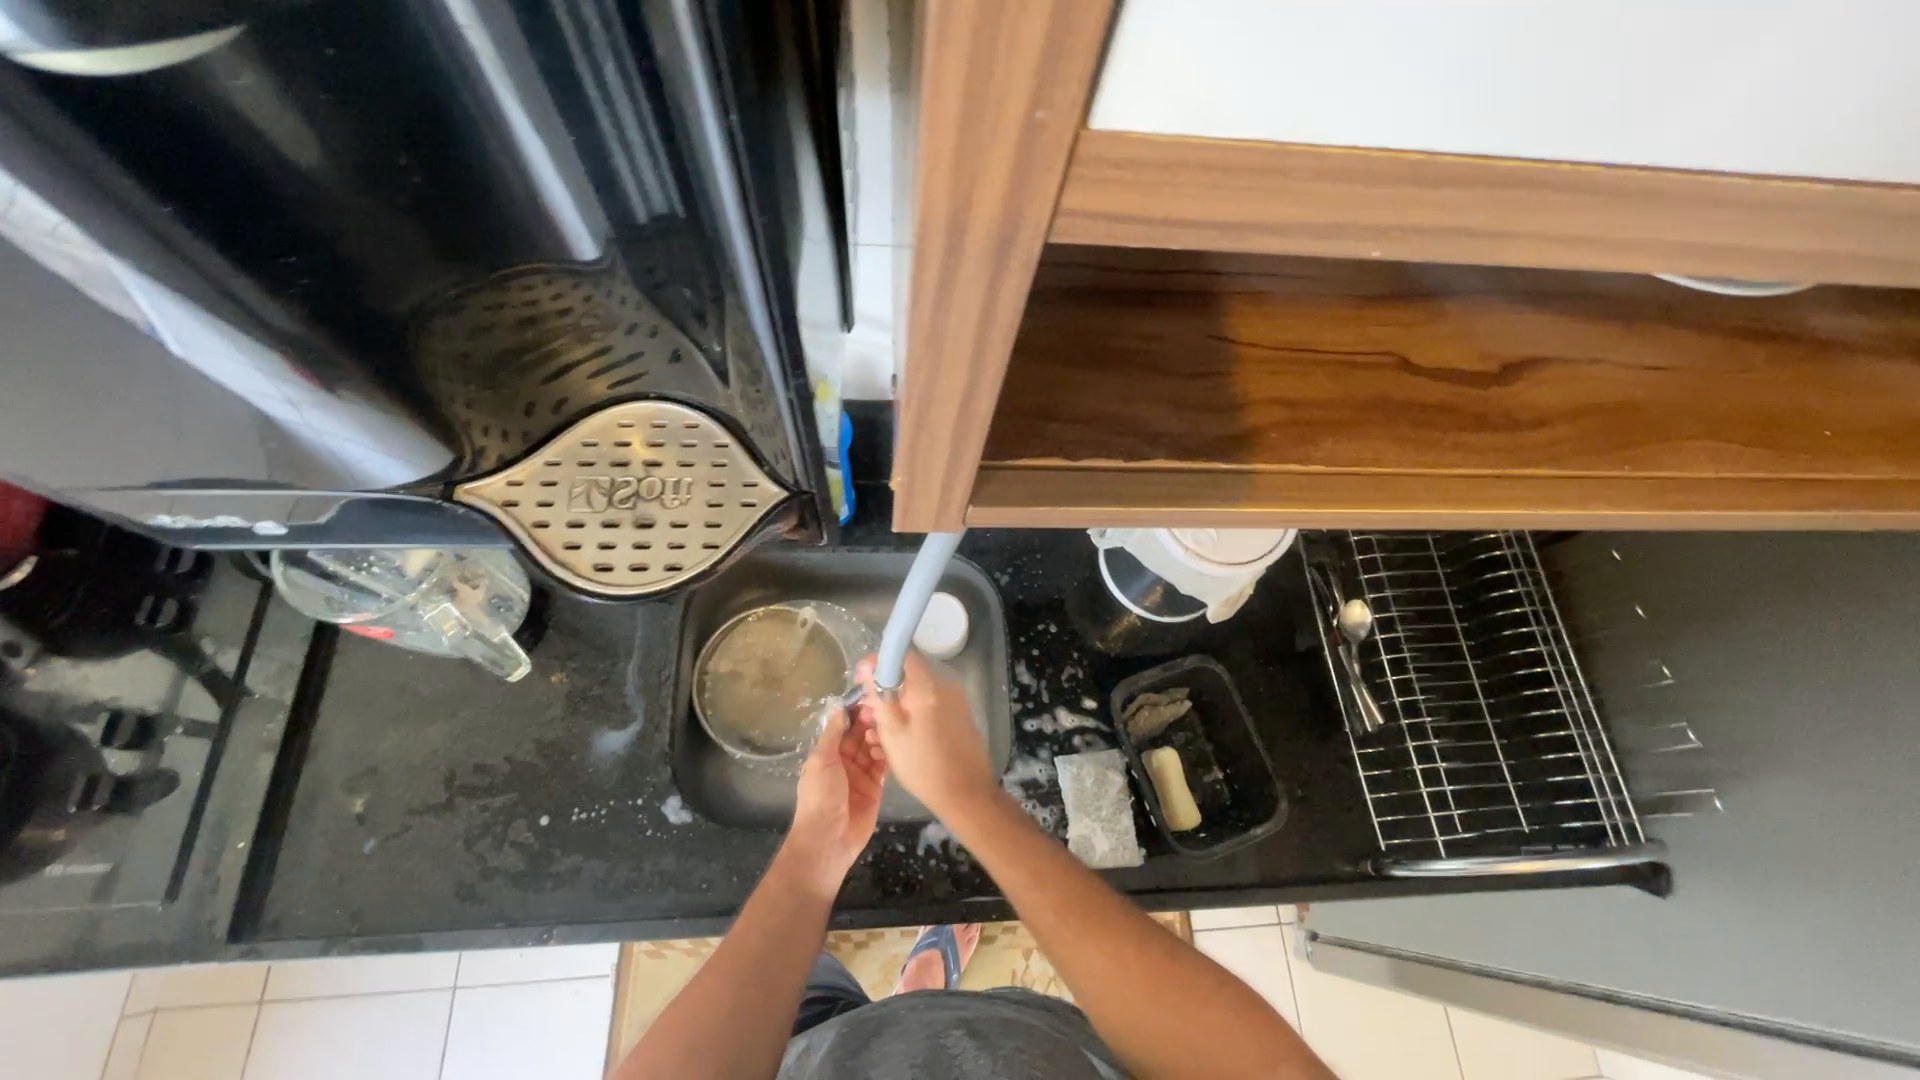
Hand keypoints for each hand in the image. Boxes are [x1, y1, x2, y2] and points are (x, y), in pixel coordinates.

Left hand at [784, 706, 886, 895]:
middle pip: (859, 737)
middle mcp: (844, 762)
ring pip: (872, 749)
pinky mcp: (875, 788)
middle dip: (869, 724)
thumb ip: (833, 734)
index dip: (854, 715)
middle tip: (881, 712)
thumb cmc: (820, 797)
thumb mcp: (822, 761)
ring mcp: (860, 775)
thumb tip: (839, 706)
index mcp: (827, 755)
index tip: (868, 699)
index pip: (843, 728)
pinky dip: (886, 756)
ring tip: (883, 734)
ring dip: (877, 739)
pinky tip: (890, 748)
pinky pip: (882, 767)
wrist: (828, 840)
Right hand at [857, 651, 995, 820]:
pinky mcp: (960, 715)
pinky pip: (930, 705)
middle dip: (884, 690)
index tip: (861, 682)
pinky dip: (913, 714)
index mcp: (929, 686)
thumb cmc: (923, 765)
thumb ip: (880, 695)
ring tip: (878, 731)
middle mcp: (945, 686)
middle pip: (909, 675)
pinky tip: (900, 737)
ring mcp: (956, 701)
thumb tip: (868, 666)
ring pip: (918, 693)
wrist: (966, 794)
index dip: (878, 664)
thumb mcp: (892, 732)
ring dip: (897, 705)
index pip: (901, 655)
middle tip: (866, 714)